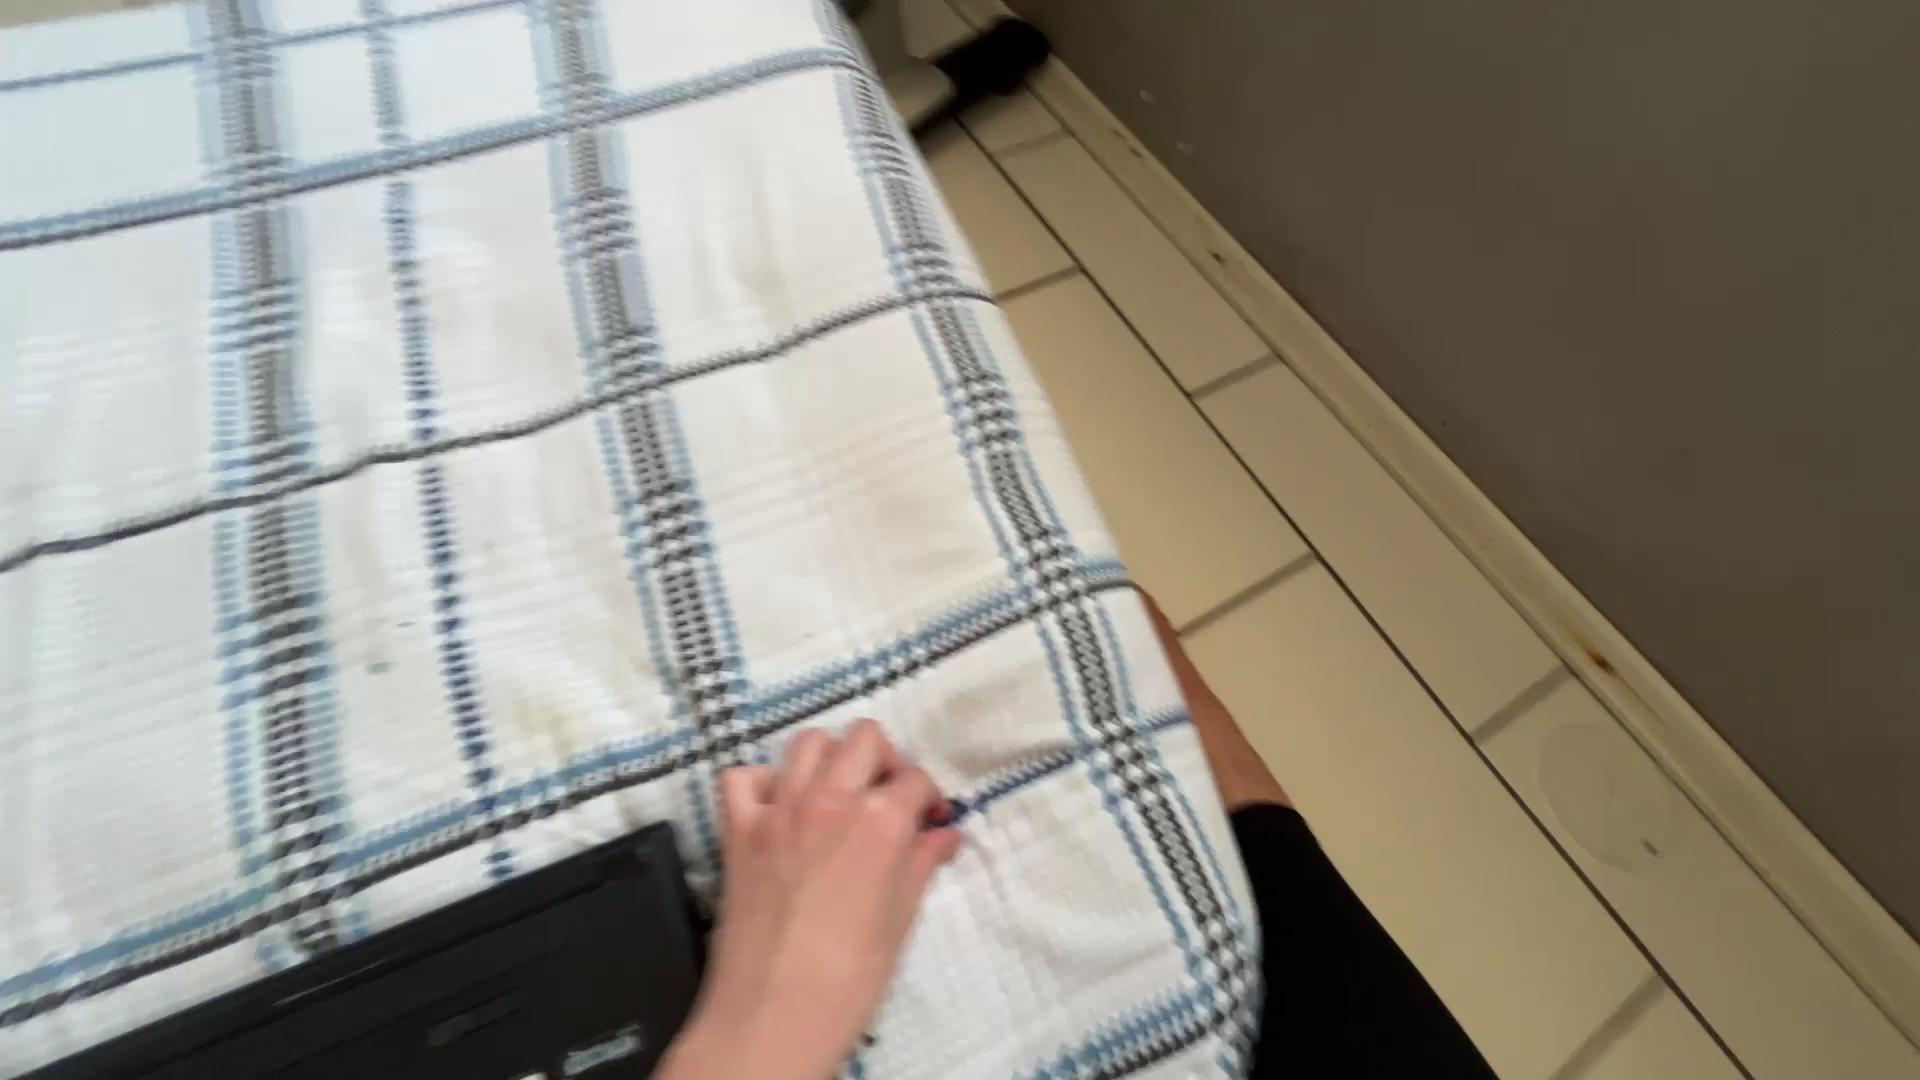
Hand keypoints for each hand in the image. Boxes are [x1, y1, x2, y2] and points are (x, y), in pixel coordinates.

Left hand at [656, 720, 963, 1079]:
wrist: (773, 1019)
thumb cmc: (852, 977)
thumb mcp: (902, 917)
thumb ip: (923, 861)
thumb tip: (946, 834)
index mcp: (881, 820)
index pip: (917, 779)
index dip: (929, 798)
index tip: (930, 820)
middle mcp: (832, 798)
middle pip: (865, 736)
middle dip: (885, 760)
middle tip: (885, 797)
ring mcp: (780, 808)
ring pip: (809, 742)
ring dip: (830, 759)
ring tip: (837, 793)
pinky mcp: (739, 828)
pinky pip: (743, 777)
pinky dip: (762, 783)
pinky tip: (778, 808)